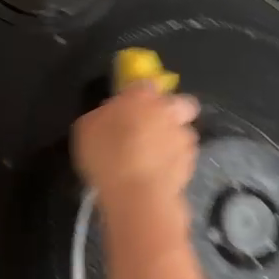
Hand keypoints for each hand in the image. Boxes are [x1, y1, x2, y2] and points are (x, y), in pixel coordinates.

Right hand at [72, 83, 200, 208]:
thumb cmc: (106, 155)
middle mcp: (168, 110)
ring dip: (173, 140)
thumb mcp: (86, 130)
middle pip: (180, 103)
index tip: (131, 108)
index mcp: (141, 95)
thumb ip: (102, 115)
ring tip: (154, 159)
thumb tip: (110, 114)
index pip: (146, 84)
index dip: (140, 96)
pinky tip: (158, 176)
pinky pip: (183, 157)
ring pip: (183, 132)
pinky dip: (173, 163)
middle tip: (154, 128)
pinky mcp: (192, 162)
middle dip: (172, 111)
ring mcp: (183, 136)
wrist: (137, 193)